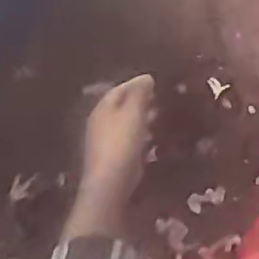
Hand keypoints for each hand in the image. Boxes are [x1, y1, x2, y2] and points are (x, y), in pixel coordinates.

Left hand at [64, 74, 155, 238]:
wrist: (110, 181)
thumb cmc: (122, 141)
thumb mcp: (134, 112)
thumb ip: (139, 93)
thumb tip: (146, 78)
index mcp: (103, 108)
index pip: (119, 89)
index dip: (136, 83)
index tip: (154, 81)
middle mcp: (100, 121)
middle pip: (120, 104)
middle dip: (138, 99)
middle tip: (158, 96)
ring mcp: (104, 139)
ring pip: (124, 120)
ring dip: (139, 115)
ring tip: (157, 114)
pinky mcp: (112, 154)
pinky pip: (126, 135)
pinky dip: (138, 130)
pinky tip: (150, 135)